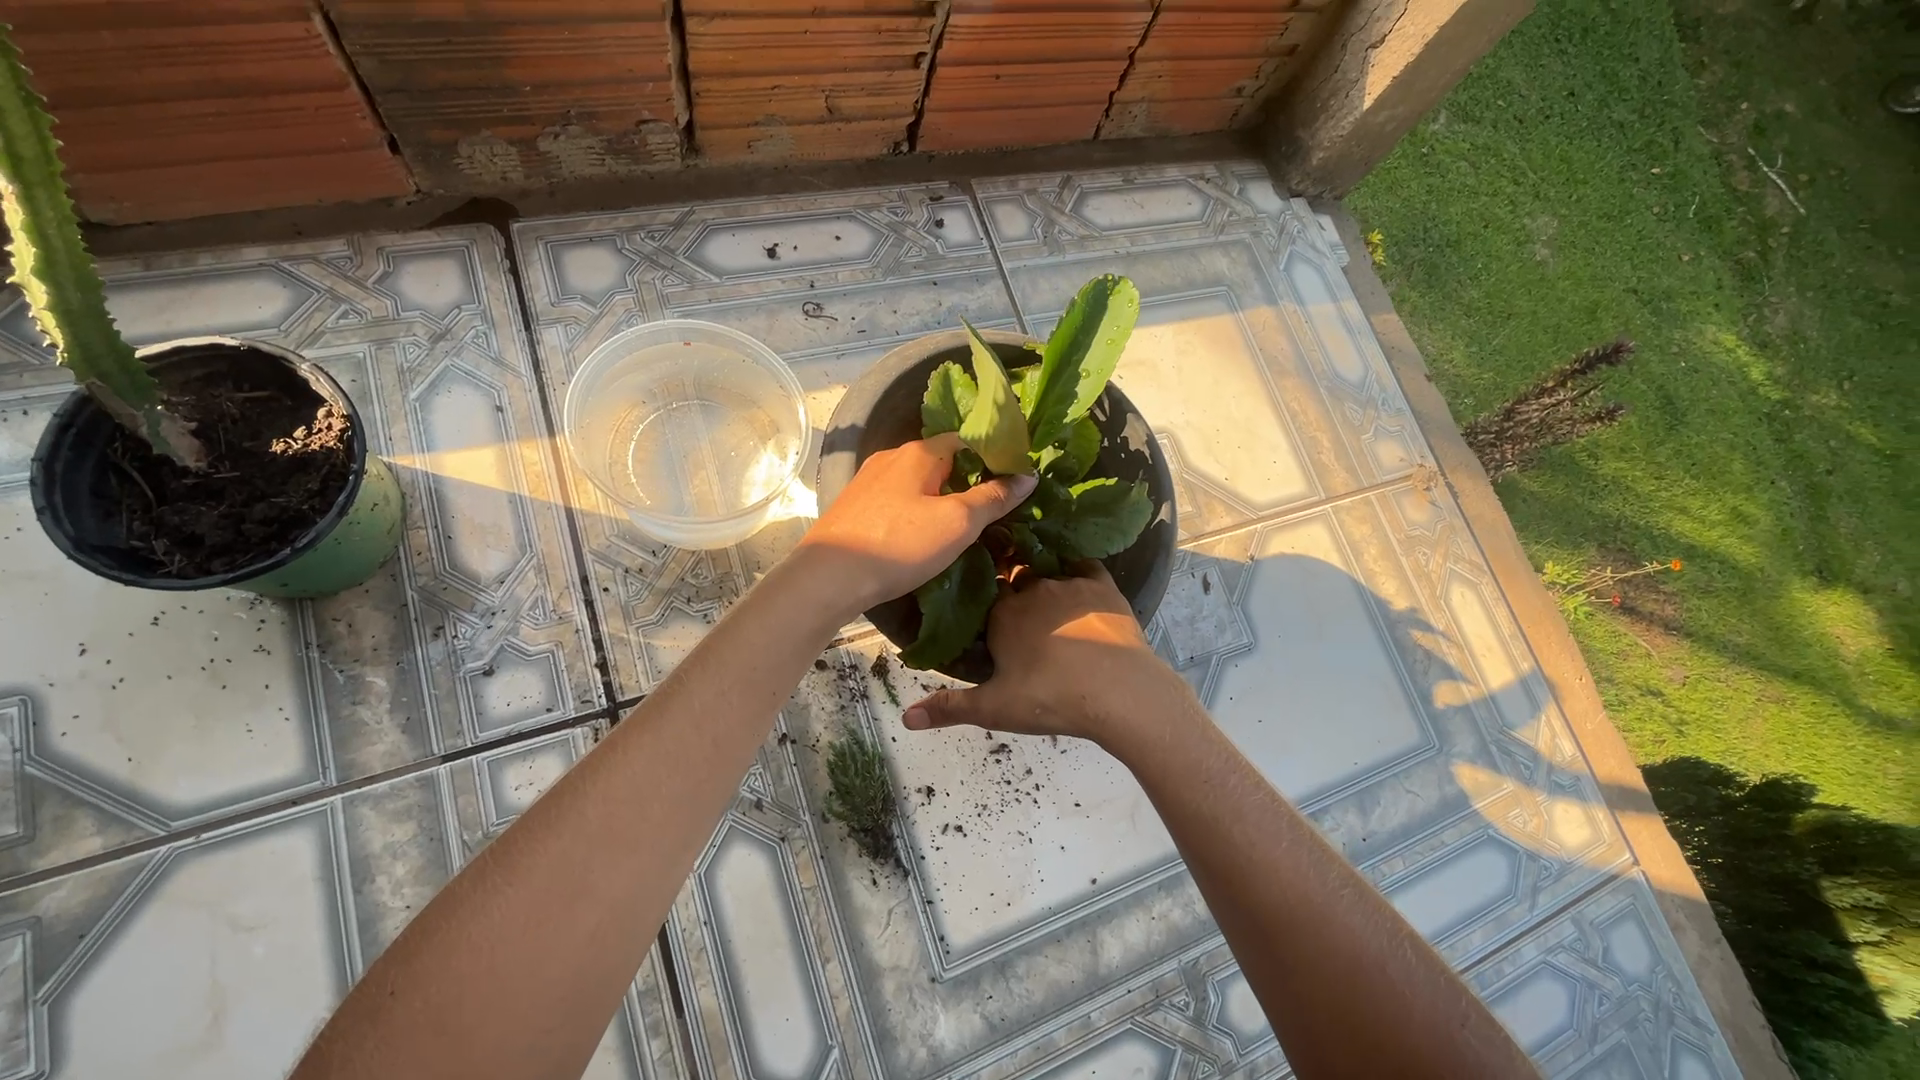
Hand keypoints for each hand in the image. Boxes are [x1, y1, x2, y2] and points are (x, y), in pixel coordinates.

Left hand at [797, 432, 1035, 616]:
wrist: (829, 578)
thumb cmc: (899, 546)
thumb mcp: (957, 523)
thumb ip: (993, 498)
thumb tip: (1028, 476)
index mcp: (919, 452)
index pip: (968, 440)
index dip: (994, 457)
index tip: (1013, 483)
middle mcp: (892, 457)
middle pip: (942, 461)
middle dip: (968, 481)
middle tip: (993, 510)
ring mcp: (870, 481)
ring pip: (919, 482)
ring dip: (941, 498)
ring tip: (962, 527)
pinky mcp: (856, 506)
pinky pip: (899, 500)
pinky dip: (917, 511)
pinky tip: (923, 535)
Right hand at [902, 561, 1197, 754]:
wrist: (1118, 693)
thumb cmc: (1050, 699)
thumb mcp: (994, 709)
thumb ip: (948, 708)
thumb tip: (904, 719)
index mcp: (1002, 613)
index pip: (985, 594)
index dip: (986, 604)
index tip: (989, 618)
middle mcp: (1032, 589)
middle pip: (1015, 578)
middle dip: (1014, 590)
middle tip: (1020, 615)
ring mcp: (1069, 583)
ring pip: (1048, 570)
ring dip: (1045, 581)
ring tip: (1050, 603)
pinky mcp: (1103, 586)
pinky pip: (1085, 566)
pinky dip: (1079, 571)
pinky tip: (1081, 586)